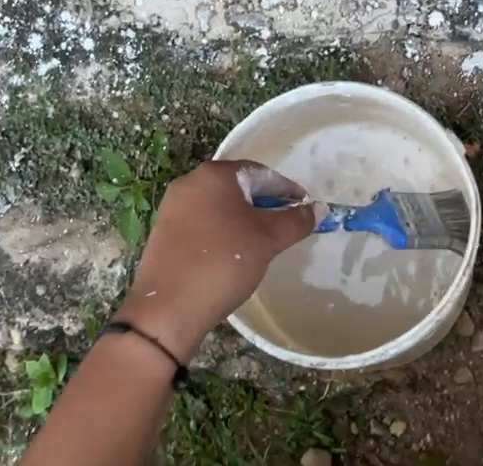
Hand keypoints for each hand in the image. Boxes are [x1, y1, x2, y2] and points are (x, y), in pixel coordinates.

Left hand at [112, 160, 320, 359]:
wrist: (167, 309)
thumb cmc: (222, 262)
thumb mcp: (268, 239)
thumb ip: (295, 220)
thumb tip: (318, 209)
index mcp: (214, 174)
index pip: (260, 173)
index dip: (287, 190)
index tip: (304, 208)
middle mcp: (190, 182)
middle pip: (238, 187)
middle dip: (264, 204)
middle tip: (285, 227)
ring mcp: (173, 207)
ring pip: (219, 206)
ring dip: (243, 220)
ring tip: (261, 243)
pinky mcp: (164, 232)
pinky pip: (202, 223)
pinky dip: (222, 233)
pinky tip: (232, 255)